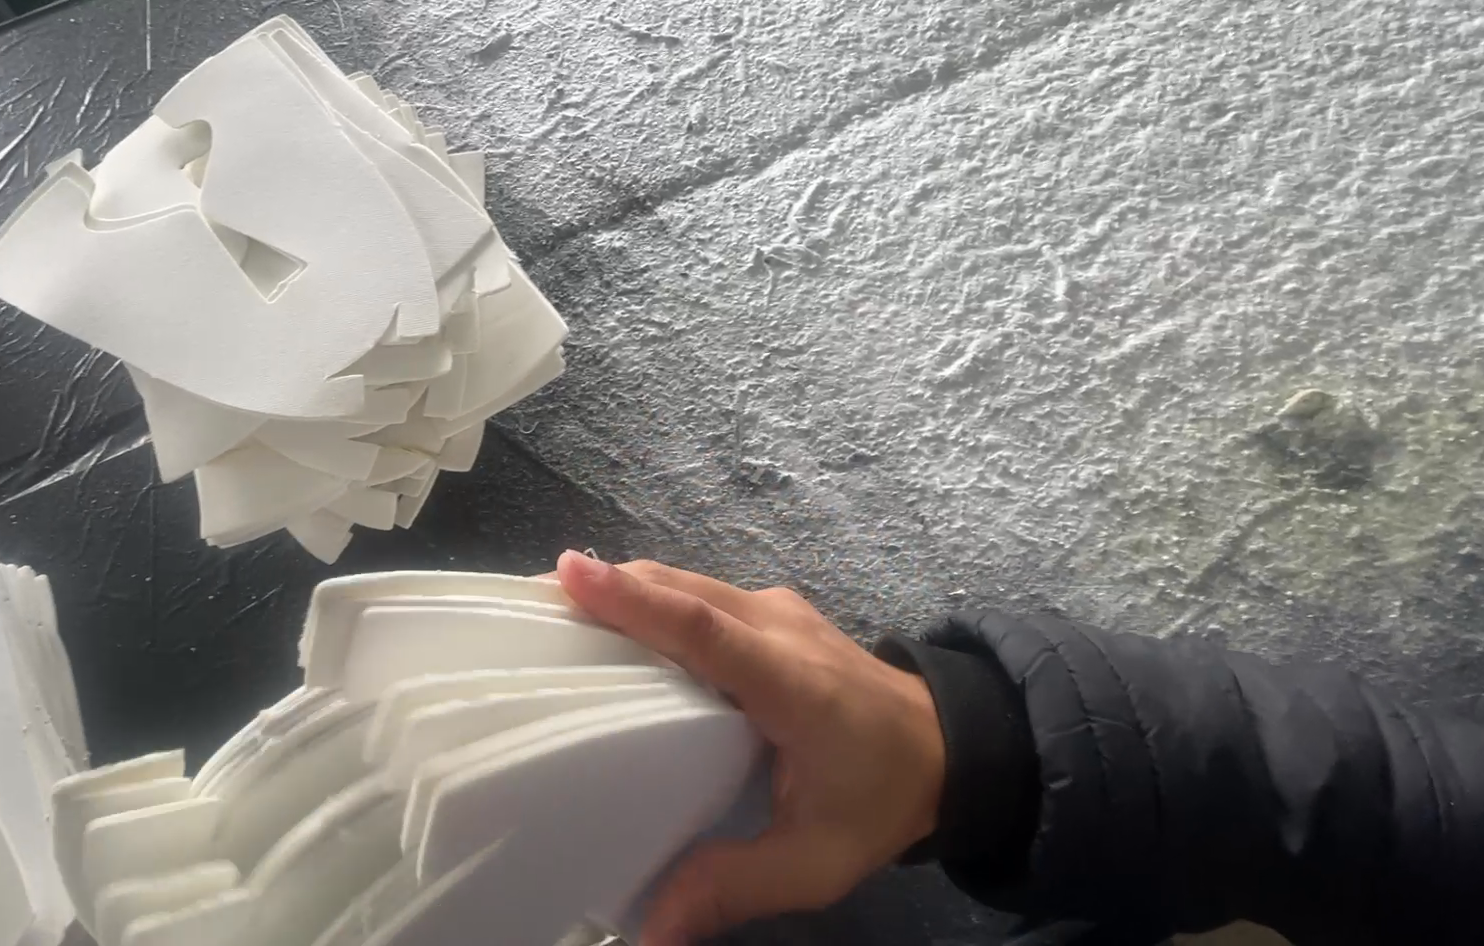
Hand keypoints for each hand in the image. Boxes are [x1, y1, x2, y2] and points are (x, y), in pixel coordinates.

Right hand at [552, 551, 945, 945]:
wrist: (949, 746)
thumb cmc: (880, 797)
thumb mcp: (815, 862)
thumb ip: (732, 885)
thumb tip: (648, 931)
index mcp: (790, 682)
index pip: (703, 628)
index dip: (636, 599)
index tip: (572, 573)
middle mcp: (778, 627)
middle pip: (685, 589)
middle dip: (610, 584)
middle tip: (534, 597)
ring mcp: (778, 608)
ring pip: (691, 580)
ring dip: (628, 585)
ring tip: (561, 604)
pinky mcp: (773, 609)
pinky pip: (703, 591)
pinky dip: (655, 594)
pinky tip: (621, 618)